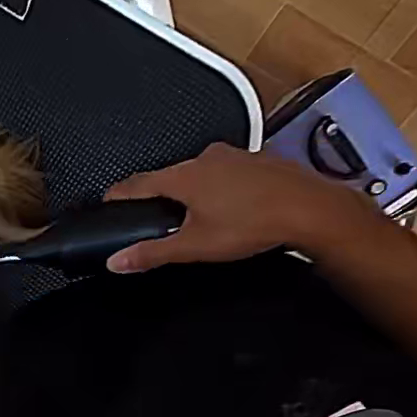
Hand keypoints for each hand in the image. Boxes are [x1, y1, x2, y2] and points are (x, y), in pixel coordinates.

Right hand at [102, 142, 373, 272]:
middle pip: (168, 175)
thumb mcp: (195, 246)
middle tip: (149, 214)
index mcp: (184, 177)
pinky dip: (216, 187)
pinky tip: (226, 205)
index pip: (138, 183)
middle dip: (156, 193)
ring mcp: (232, 156)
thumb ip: (153, 253)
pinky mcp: (254, 161)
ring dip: (189, 189)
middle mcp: (205, 158)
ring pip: (198, 172)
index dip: (119, 194)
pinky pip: (225, 172)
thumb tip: (118, 261)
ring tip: (189, 214)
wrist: (307, 208)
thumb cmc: (253, 223)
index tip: (109, 201)